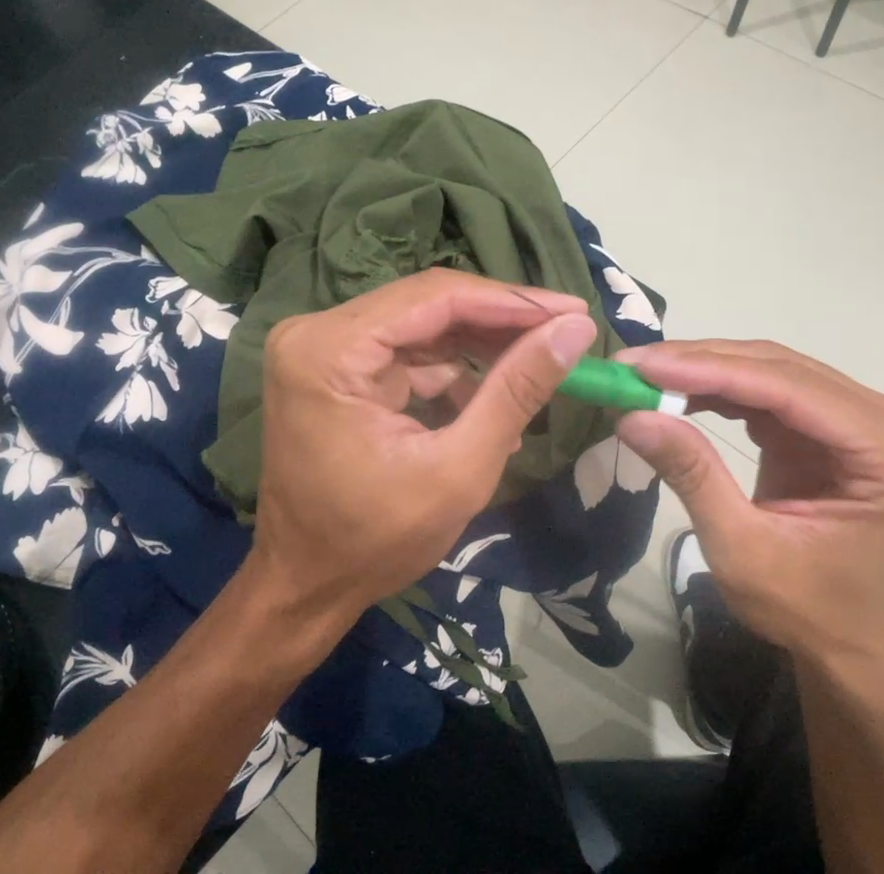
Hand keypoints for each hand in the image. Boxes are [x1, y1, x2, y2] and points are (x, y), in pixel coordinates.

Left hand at [251, 268, 598, 620]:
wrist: (307, 585)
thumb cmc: (375, 540)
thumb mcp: (459, 469)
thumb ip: (516, 392)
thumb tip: (576, 330)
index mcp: (328, 350)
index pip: (433, 298)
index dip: (511, 301)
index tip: (574, 309)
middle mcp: (316, 334)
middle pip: (427, 305)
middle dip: (501, 322)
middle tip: (569, 333)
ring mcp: (321, 351)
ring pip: (422, 328)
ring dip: (482, 348)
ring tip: (545, 366)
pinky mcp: (335, 371)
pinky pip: (407, 355)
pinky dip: (453, 375)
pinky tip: (498, 399)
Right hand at [614, 340, 883, 661]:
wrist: (836, 637)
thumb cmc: (802, 606)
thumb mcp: (740, 547)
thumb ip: (693, 475)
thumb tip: (631, 416)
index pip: (794, 392)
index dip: (716, 371)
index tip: (646, 366)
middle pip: (786, 371)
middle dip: (704, 363)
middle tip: (633, 366)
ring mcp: (865, 420)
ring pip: (775, 371)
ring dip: (708, 370)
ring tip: (644, 376)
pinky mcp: (834, 425)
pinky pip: (771, 390)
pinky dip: (721, 389)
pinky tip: (677, 392)